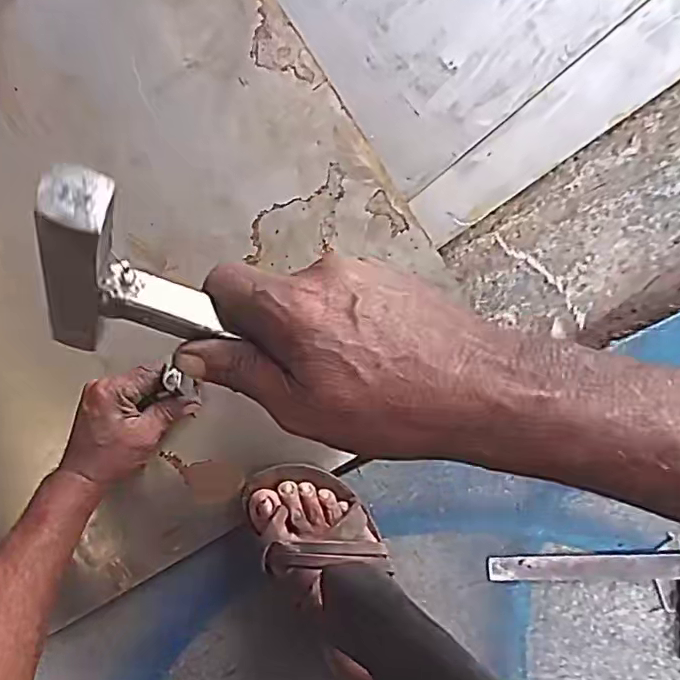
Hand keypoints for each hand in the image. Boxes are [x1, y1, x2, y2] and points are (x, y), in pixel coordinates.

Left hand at [57, 366, 200, 487]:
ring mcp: (96, 394)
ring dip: (151, 397)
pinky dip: (139, 403)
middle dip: (163, 390)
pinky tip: (146, 418)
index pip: (151, 371)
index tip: (188, 390)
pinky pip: (125, 395)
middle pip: (142, 377)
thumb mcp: (146, 436)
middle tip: (180, 404)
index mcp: (111, 389)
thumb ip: (169, 412)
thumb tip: (186, 399)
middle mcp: (100, 386)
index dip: (174, 379)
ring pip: (134, 386)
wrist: (83, 478)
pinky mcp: (97, 403)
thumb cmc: (106, 462)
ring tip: (163, 414)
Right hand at [174, 255, 537, 458]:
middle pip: (268, 291)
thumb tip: (198, 353)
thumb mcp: (301, 408)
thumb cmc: (397, 408)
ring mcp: (360, 270)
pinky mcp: (389, 276)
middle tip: (299, 376)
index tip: (231, 342)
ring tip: (348, 373)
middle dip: (271, 330)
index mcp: (292, 306)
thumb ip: (242, 372)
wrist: (481, 389)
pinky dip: (346, 323)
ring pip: (307, 296)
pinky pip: (345, 295)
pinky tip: (373, 359)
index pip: (221, 280)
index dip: (217, 314)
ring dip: (312, 329)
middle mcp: (323, 274)